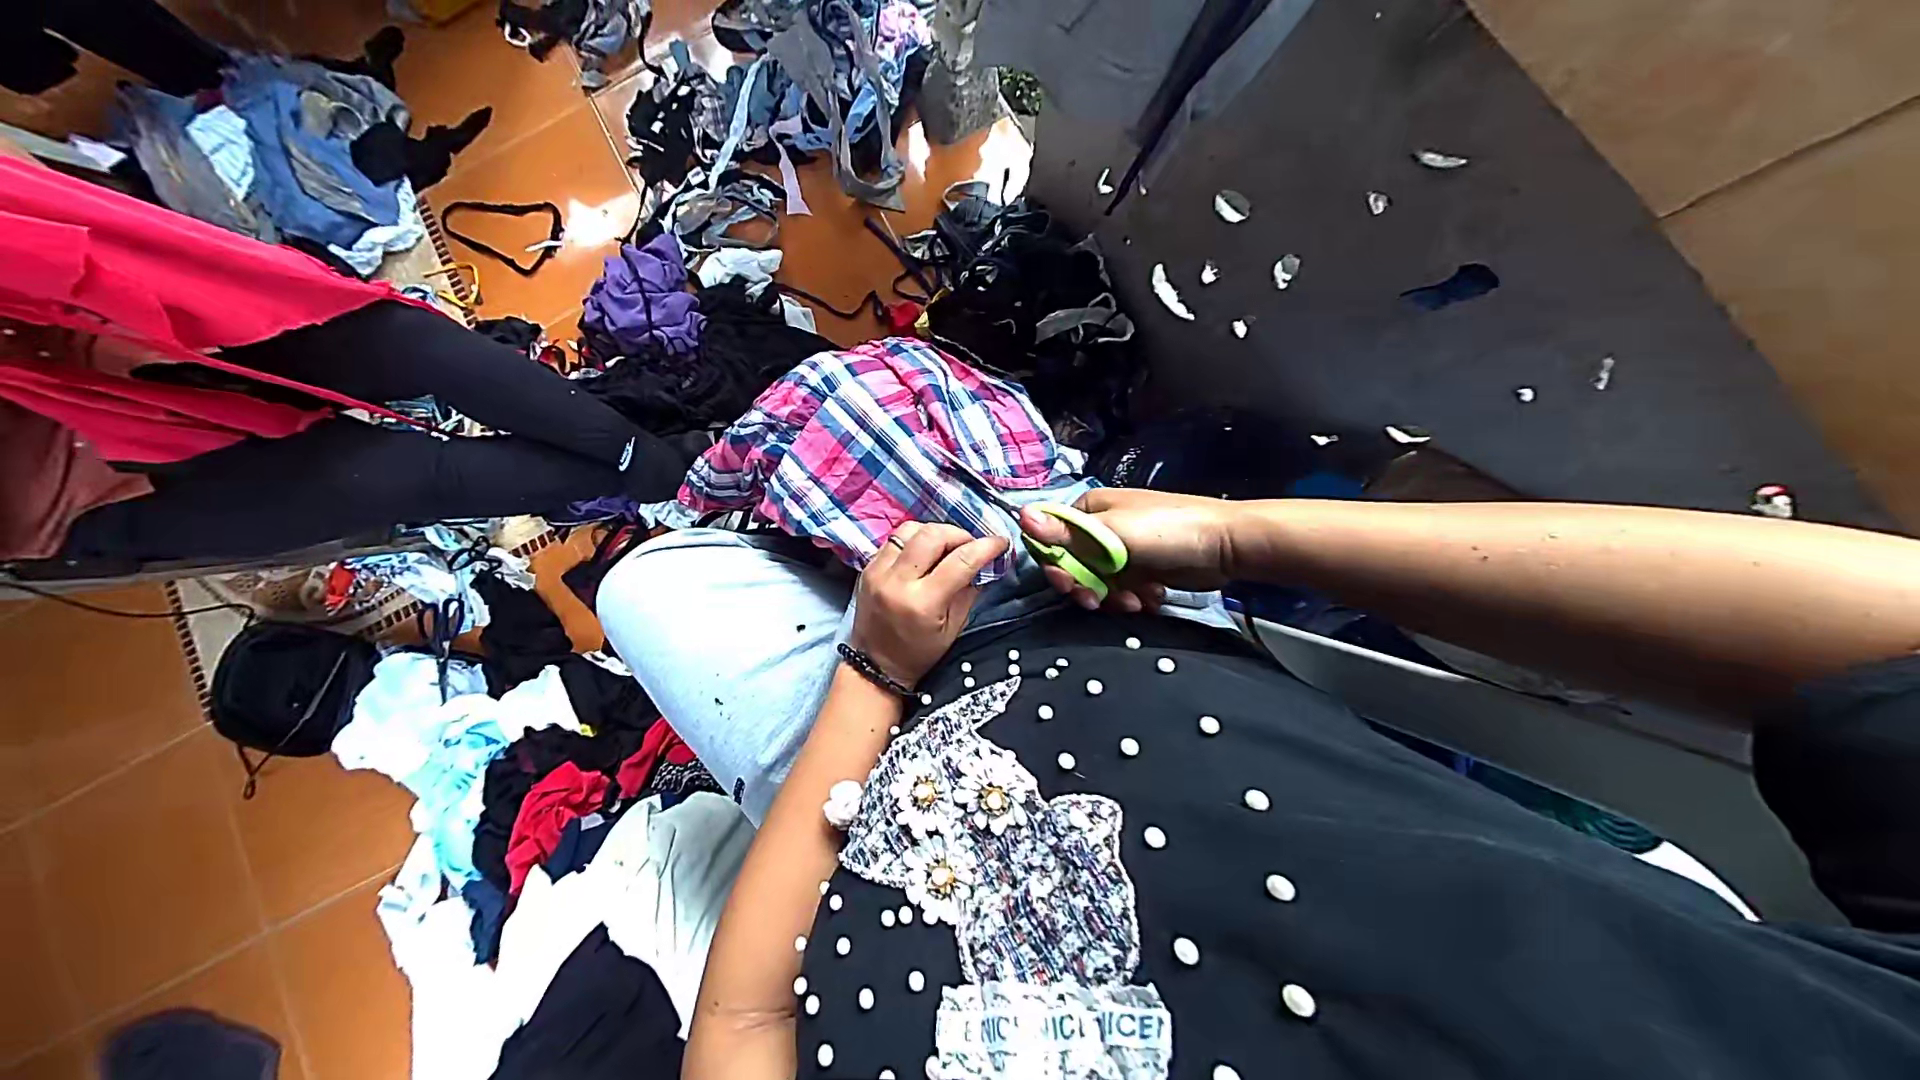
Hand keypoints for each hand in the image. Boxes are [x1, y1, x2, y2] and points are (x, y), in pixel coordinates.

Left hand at [849, 522, 1009, 685]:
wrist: (875, 665)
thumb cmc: (919, 653)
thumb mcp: (953, 629)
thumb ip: (969, 592)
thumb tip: (984, 563)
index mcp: (922, 602)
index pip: (960, 561)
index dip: (985, 547)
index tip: (1000, 542)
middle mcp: (897, 581)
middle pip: (933, 535)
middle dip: (959, 534)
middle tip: (971, 545)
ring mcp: (878, 571)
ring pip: (910, 529)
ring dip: (935, 532)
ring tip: (947, 546)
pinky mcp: (868, 567)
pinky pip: (895, 539)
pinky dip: (915, 539)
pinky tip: (925, 552)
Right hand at [1020, 488, 1236, 611]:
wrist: (1228, 545)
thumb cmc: (1169, 531)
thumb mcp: (1114, 533)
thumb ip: (1068, 532)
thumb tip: (1021, 516)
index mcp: (1090, 509)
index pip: (1053, 539)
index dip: (1056, 565)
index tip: (1071, 584)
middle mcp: (1102, 527)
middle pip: (1074, 565)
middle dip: (1087, 586)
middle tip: (1099, 601)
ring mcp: (1123, 548)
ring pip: (1098, 581)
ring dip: (1112, 596)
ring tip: (1137, 600)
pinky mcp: (1142, 568)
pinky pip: (1122, 588)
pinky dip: (1132, 597)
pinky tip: (1151, 598)